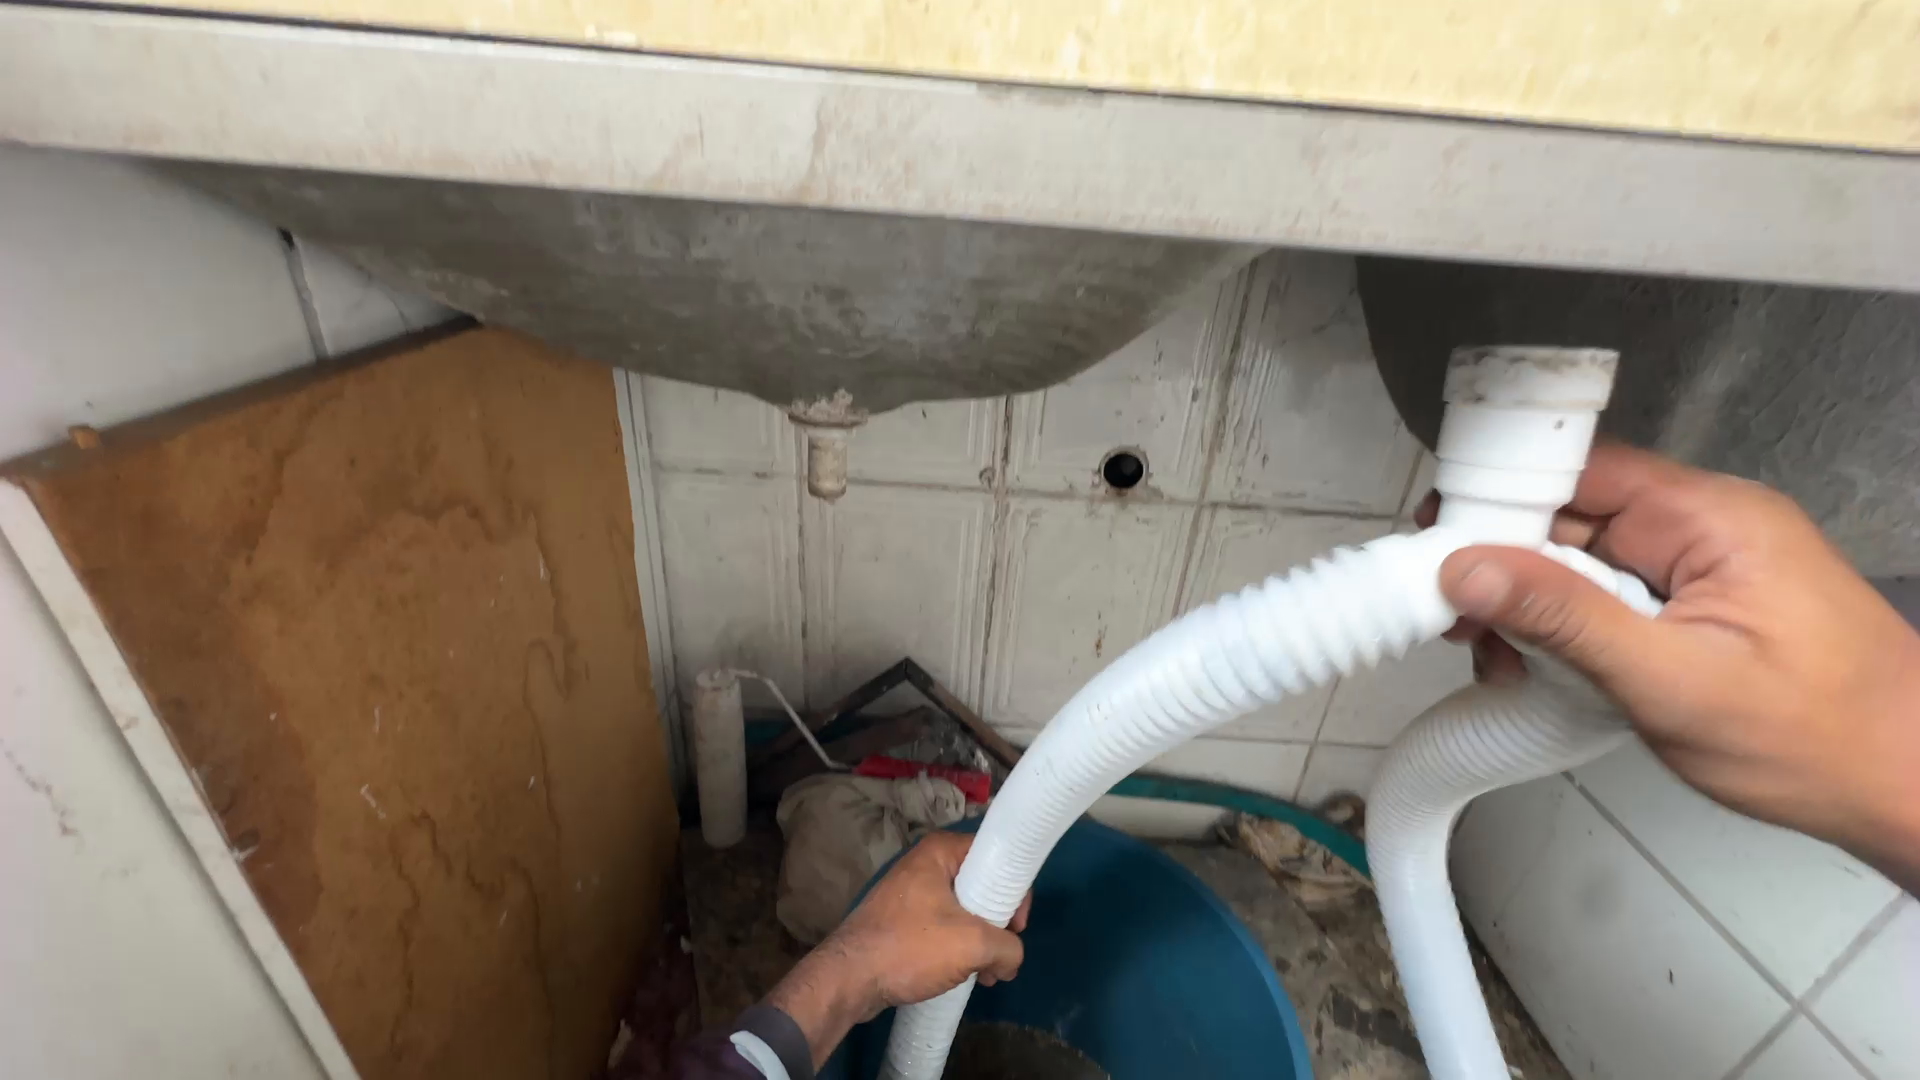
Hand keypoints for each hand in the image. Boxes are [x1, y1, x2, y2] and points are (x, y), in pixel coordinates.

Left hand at [764, 832, 1029, 1066]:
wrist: (850, 977)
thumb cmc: (911, 946)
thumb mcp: (972, 944)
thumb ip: (1008, 947)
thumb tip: (1012, 959)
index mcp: (940, 850)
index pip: (995, 856)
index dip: (1014, 890)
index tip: (1017, 926)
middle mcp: (925, 862)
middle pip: (980, 884)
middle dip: (997, 923)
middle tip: (1001, 955)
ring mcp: (910, 890)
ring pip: (962, 908)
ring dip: (979, 940)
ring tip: (985, 975)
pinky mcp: (901, 918)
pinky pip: (942, 924)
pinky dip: (957, 946)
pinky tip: (962, 975)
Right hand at [1420, 443, 1919, 892]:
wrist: (1912, 799)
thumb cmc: (1817, 743)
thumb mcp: (1673, 682)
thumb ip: (1564, 618)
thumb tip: (1460, 567)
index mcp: (1708, 519)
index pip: (1579, 470)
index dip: (1498, 493)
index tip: (1436, 539)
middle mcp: (1691, 527)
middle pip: (1560, 513)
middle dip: (1496, 561)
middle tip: (1454, 616)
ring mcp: (1681, 565)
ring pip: (1562, 556)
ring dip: (1513, 600)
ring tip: (1488, 650)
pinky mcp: (1670, 601)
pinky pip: (1583, 592)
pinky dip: (1542, 623)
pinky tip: (1524, 661)